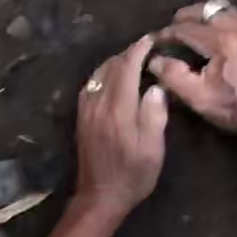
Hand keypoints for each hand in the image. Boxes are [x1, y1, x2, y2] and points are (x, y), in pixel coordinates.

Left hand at [74, 34, 168, 218]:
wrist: (99, 196)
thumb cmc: (132, 175)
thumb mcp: (153, 149)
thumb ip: (154, 115)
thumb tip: (155, 87)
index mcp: (119, 110)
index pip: (127, 68)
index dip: (138, 50)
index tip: (151, 39)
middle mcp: (99, 104)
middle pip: (111, 67)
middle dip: (128, 53)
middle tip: (146, 47)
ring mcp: (86, 110)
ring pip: (99, 74)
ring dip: (115, 62)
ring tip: (132, 59)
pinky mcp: (81, 117)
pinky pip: (91, 85)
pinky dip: (104, 74)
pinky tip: (112, 77)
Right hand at [149, 2, 236, 138]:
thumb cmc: (233, 107)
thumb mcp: (197, 96)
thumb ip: (173, 76)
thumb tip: (154, 60)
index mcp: (222, 41)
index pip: (187, 29)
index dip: (168, 33)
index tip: (156, 39)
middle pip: (206, 10)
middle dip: (186, 16)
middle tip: (172, 27)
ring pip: (224, 9)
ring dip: (205, 14)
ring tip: (192, 26)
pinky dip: (221, 19)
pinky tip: (214, 33)